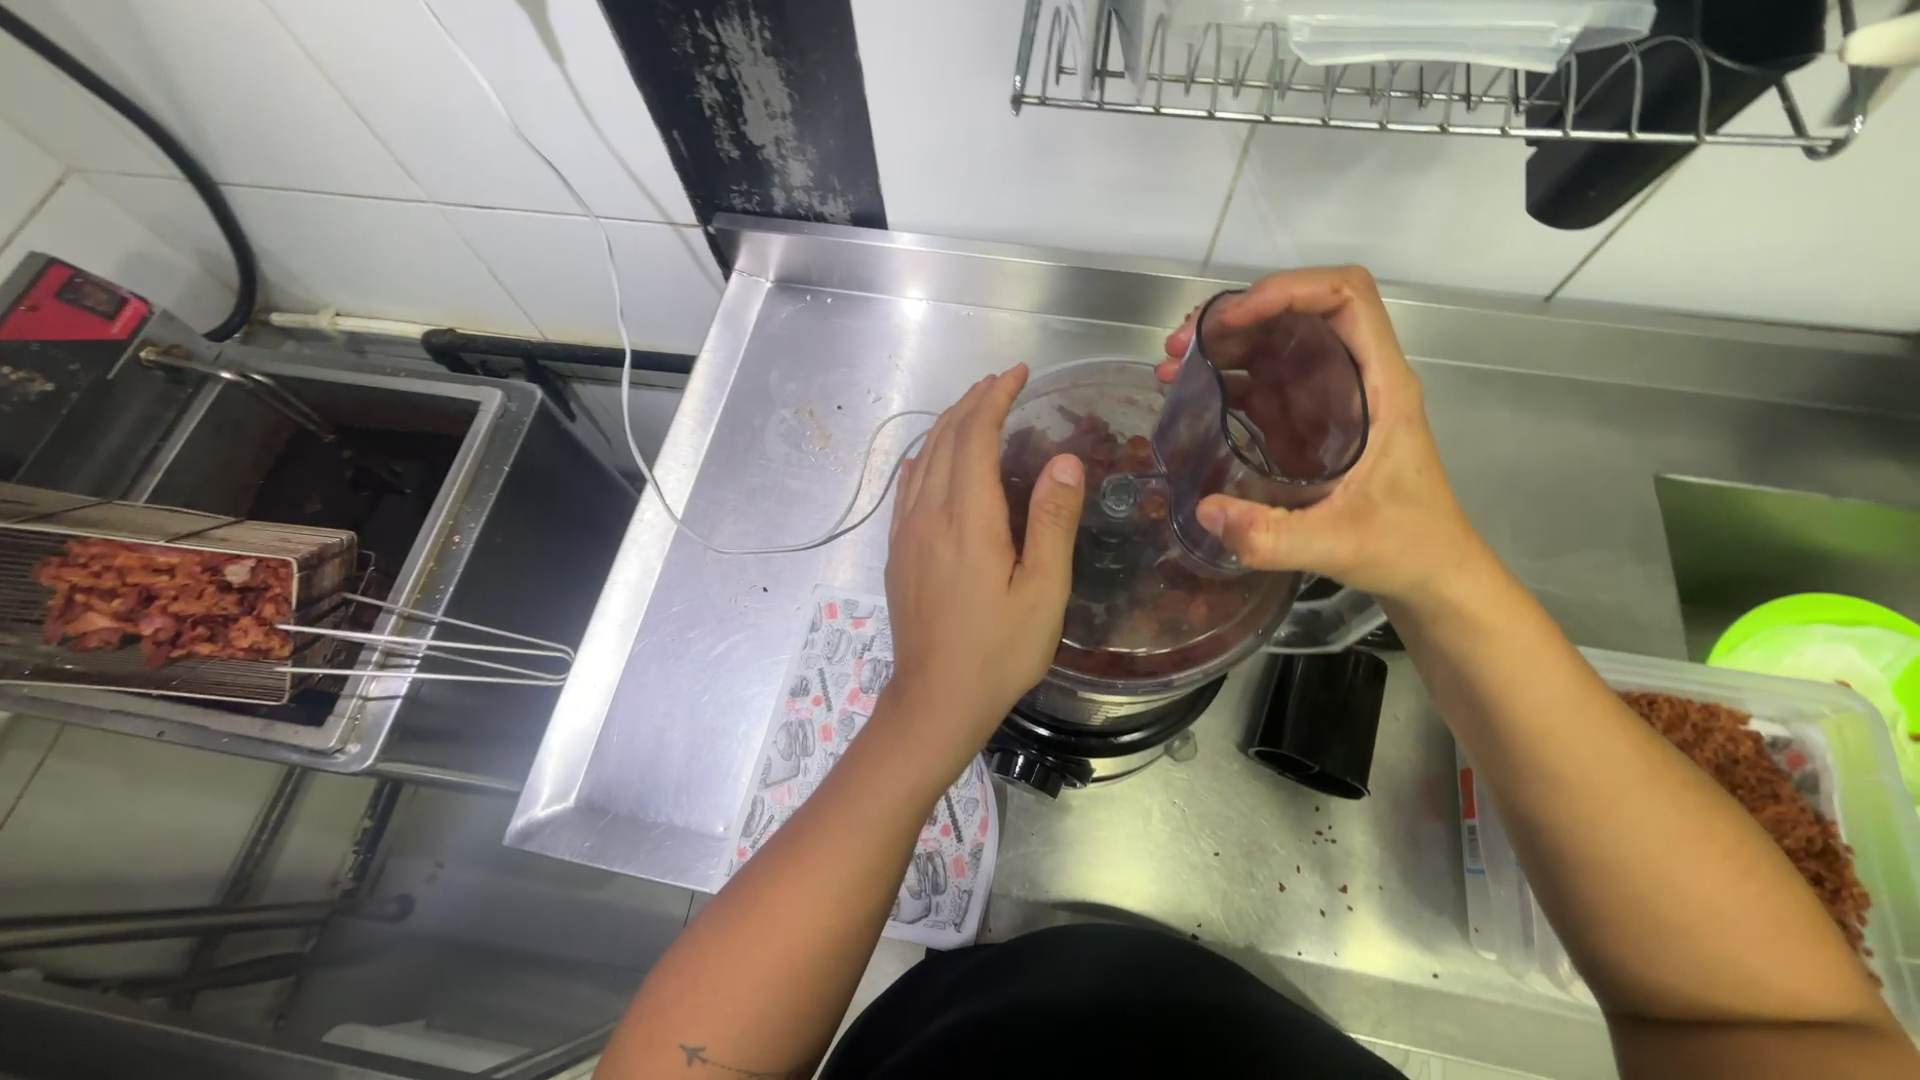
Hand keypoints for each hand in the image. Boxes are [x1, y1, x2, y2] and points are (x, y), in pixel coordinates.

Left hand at [882, 365, 1084, 773]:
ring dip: (948, 426)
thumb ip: (1051, 522)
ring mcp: (906, 533)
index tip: (1017, 374)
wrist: (936, 698)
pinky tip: (933, 459)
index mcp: (967, 519)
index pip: (974, 436)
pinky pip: (907, 488)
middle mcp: (928, 515)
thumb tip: (1065, 460)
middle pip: (944, 439)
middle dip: (972, 403)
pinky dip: (925, 458)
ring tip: (975, 409)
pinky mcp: (897, 553)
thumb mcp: (1043, 592)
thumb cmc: (998, 651)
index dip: (994, 398)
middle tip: (1002, 383)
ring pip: (922, 459)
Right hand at [1157, 266, 1482, 607]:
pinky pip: (1267, 382)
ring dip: (1225, 344)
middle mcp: (1355, 379)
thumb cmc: (1406, 547)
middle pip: (1299, 313)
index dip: (1289, 290)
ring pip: (1278, 343)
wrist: (1431, 573)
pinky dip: (1227, 378)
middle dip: (1237, 317)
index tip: (1233, 319)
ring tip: (1174, 367)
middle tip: (1181, 347)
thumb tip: (1203, 510)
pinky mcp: (1312, 424)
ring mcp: (1332, 400)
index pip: (1346, 297)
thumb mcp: (1337, 545)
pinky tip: (1193, 395)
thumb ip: (1271, 535)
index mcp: (1379, 387)